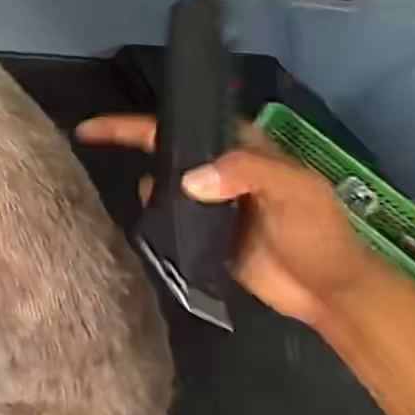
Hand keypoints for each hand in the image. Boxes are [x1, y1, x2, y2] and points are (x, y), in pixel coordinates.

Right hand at [75, 115, 392, 325]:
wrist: (329, 292)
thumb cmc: (318, 232)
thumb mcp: (294, 190)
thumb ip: (245, 172)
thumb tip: (186, 181)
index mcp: (237, 147)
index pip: (180, 126)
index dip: (137, 122)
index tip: (94, 127)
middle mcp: (217, 170)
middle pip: (164, 151)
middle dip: (128, 147)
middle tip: (85, 152)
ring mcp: (209, 205)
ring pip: (162, 188)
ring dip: (142, 188)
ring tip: (105, 192)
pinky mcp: (204, 238)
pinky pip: (169, 223)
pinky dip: (152, 222)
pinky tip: (136, 225)